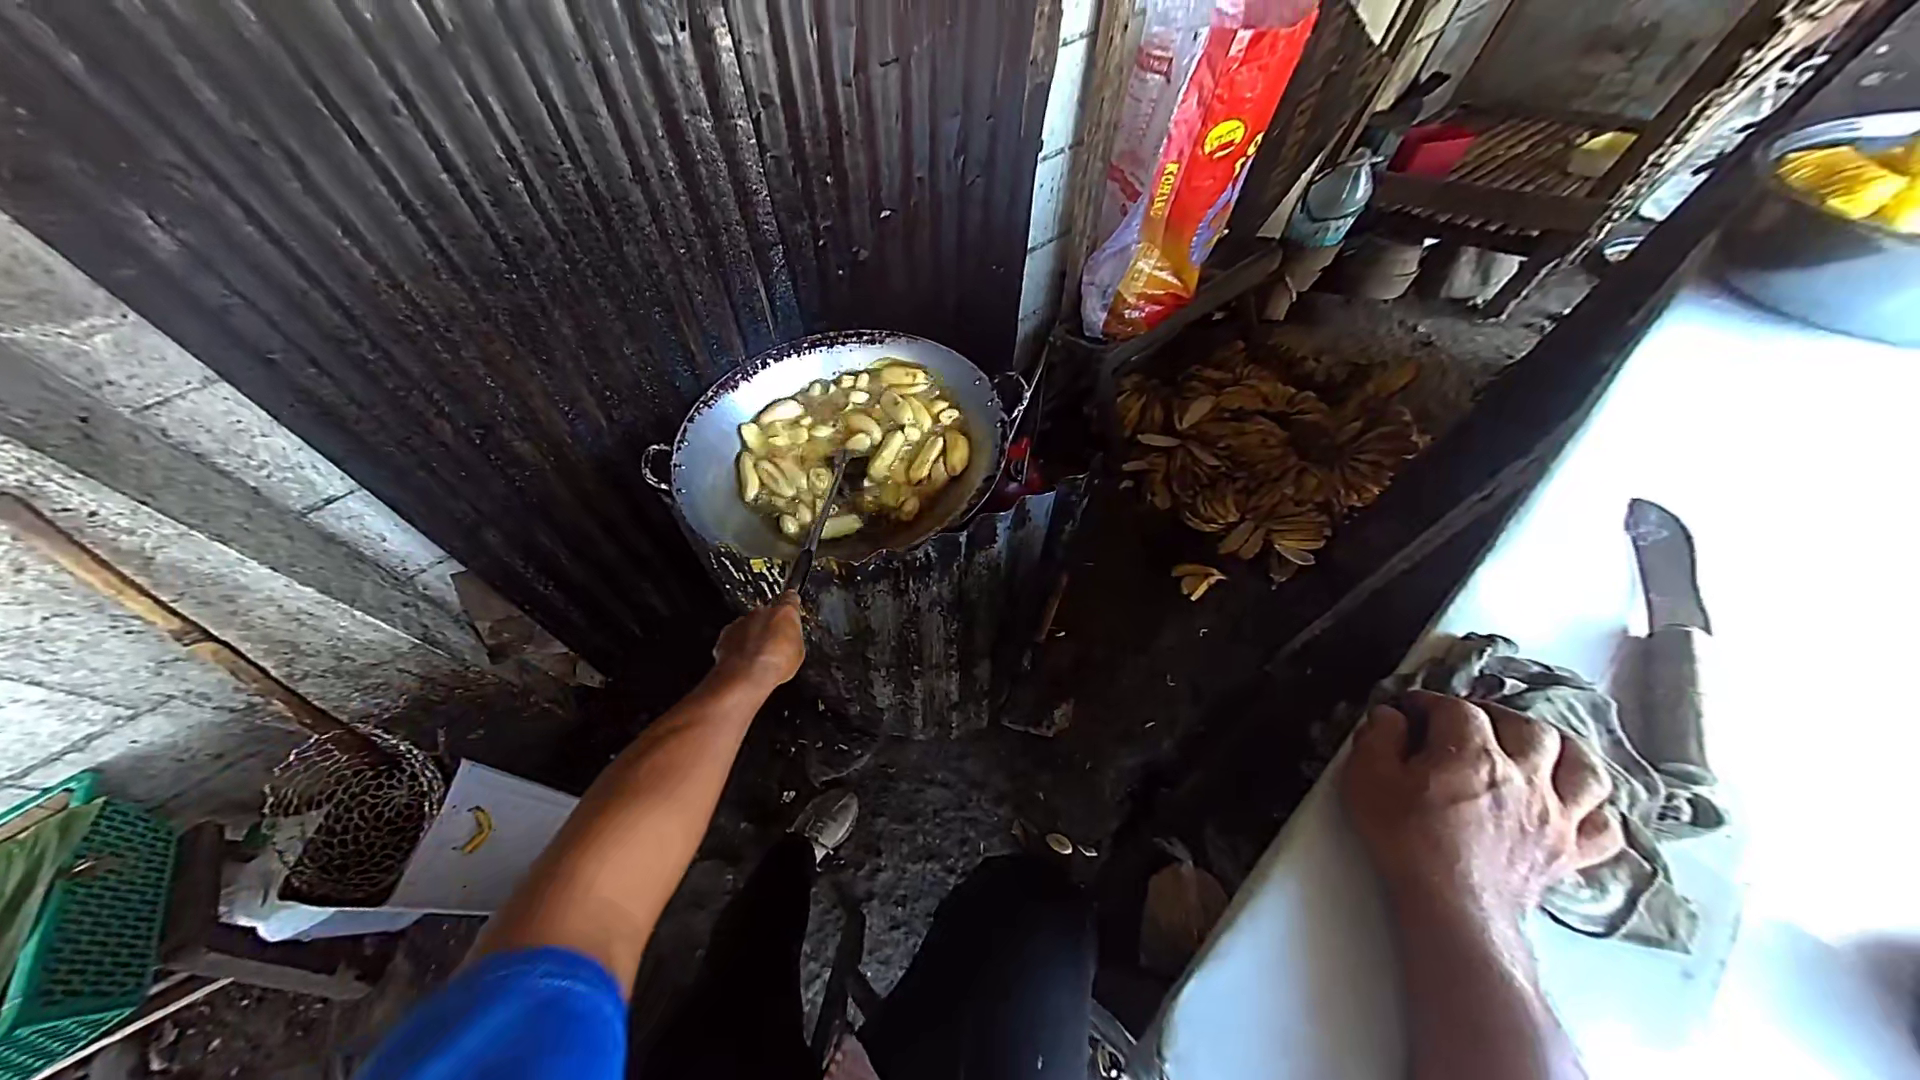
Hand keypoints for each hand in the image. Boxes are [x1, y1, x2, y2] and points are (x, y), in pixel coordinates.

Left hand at [711, 592, 804, 687]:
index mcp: (785, 612)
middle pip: (768, 614)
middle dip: (770, 626)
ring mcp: (743, 621)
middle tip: (775, 645)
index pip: (790, 598)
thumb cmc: (774, 664)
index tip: (791, 601)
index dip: (791, 601)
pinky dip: (739, 644)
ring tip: (759, 657)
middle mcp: (763, 612)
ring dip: (754, 635)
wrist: (746, 676)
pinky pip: (735, 635)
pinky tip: (745, 660)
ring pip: (750, 624)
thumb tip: (790, 642)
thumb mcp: (798, 653)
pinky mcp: (727, 633)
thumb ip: (793, 639)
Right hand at [1342, 690, 1624, 925]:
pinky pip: (1606, 824)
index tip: (1409, 710)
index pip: (1457, 708)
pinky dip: (1593, 807)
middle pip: (1528, 726)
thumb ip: (1377, 737)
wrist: (1450, 908)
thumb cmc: (1406, 841)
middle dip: (1495, 715)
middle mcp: (1526, 778)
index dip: (1430, 702)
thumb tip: (1390, 716)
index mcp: (1474, 755)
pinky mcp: (1572, 853)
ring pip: (1584, 767)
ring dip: (1559, 749)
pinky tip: (1571, 802)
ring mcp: (1558, 817)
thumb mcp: (1367, 778)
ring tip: (1532, 748)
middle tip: (1467, 721)